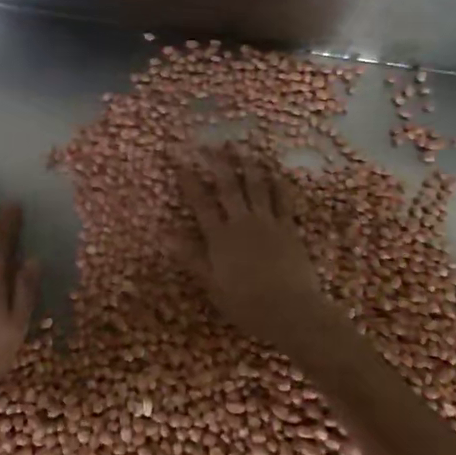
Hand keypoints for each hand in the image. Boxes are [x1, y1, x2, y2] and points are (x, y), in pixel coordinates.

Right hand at [174, 147, 342, 351]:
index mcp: (220, 237)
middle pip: (228, 186)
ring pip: (256, 186)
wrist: (291, 310)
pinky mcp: (290, 228)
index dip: (190, 181)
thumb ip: (191, 258)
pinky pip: (283, 200)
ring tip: (243, 148)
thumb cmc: (246, 303)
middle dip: (219, 163)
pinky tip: (275, 172)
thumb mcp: (212, 285)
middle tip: (212, 144)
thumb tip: (164, 236)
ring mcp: (268, 222)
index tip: (181, 161)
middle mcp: (242, 222)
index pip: (200, 203)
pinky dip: (278, 184)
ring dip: (248, 165)